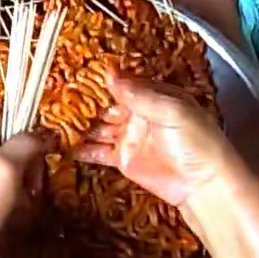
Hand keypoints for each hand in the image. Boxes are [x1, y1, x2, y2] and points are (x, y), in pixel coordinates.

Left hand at [0, 123, 49, 257]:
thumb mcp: (6, 164)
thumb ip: (27, 142)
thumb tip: (48, 132)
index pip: (6, 119)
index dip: (28, 130)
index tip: (45, 145)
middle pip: (14, 142)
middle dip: (29, 160)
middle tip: (30, 178)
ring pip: (18, 161)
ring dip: (28, 176)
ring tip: (26, 192)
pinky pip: (13, 178)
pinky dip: (22, 188)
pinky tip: (23, 200)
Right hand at [73, 74, 245, 217]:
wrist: (203, 185)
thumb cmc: (196, 142)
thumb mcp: (171, 111)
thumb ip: (139, 94)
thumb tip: (109, 72)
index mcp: (154, 97)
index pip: (124, 84)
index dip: (102, 80)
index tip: (76, 73)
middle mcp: (139, 114)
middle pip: (106, 104)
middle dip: (85, 101)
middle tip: (58, 96)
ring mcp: (129, 136)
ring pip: (98, 127)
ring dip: (80, 124)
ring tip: (55, 119)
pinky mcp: (122, 159)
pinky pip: (98, 151)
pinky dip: (82, 149)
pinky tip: (64, 145)